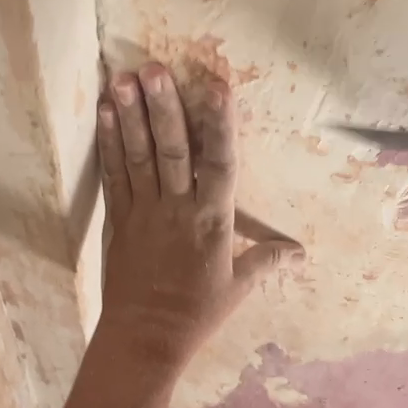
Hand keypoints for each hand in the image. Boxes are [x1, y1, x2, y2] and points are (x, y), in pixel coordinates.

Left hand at [94, 63, 301, 366]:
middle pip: (172, 152)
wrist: (144, 338)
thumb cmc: (196, 314)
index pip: (220, 165)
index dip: (220, 125)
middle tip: (155, 68)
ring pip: (138, 157)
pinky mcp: (118, 220)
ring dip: (132, 116)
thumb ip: (267, 260)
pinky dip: (109, 143)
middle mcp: (177, 210)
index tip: (218, 87)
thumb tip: (301, 251)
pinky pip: (114, 176)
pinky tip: (106, 112)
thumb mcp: (239, 287)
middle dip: (165, 108)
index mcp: (212, 222)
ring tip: (125, 77)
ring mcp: (144, 212)